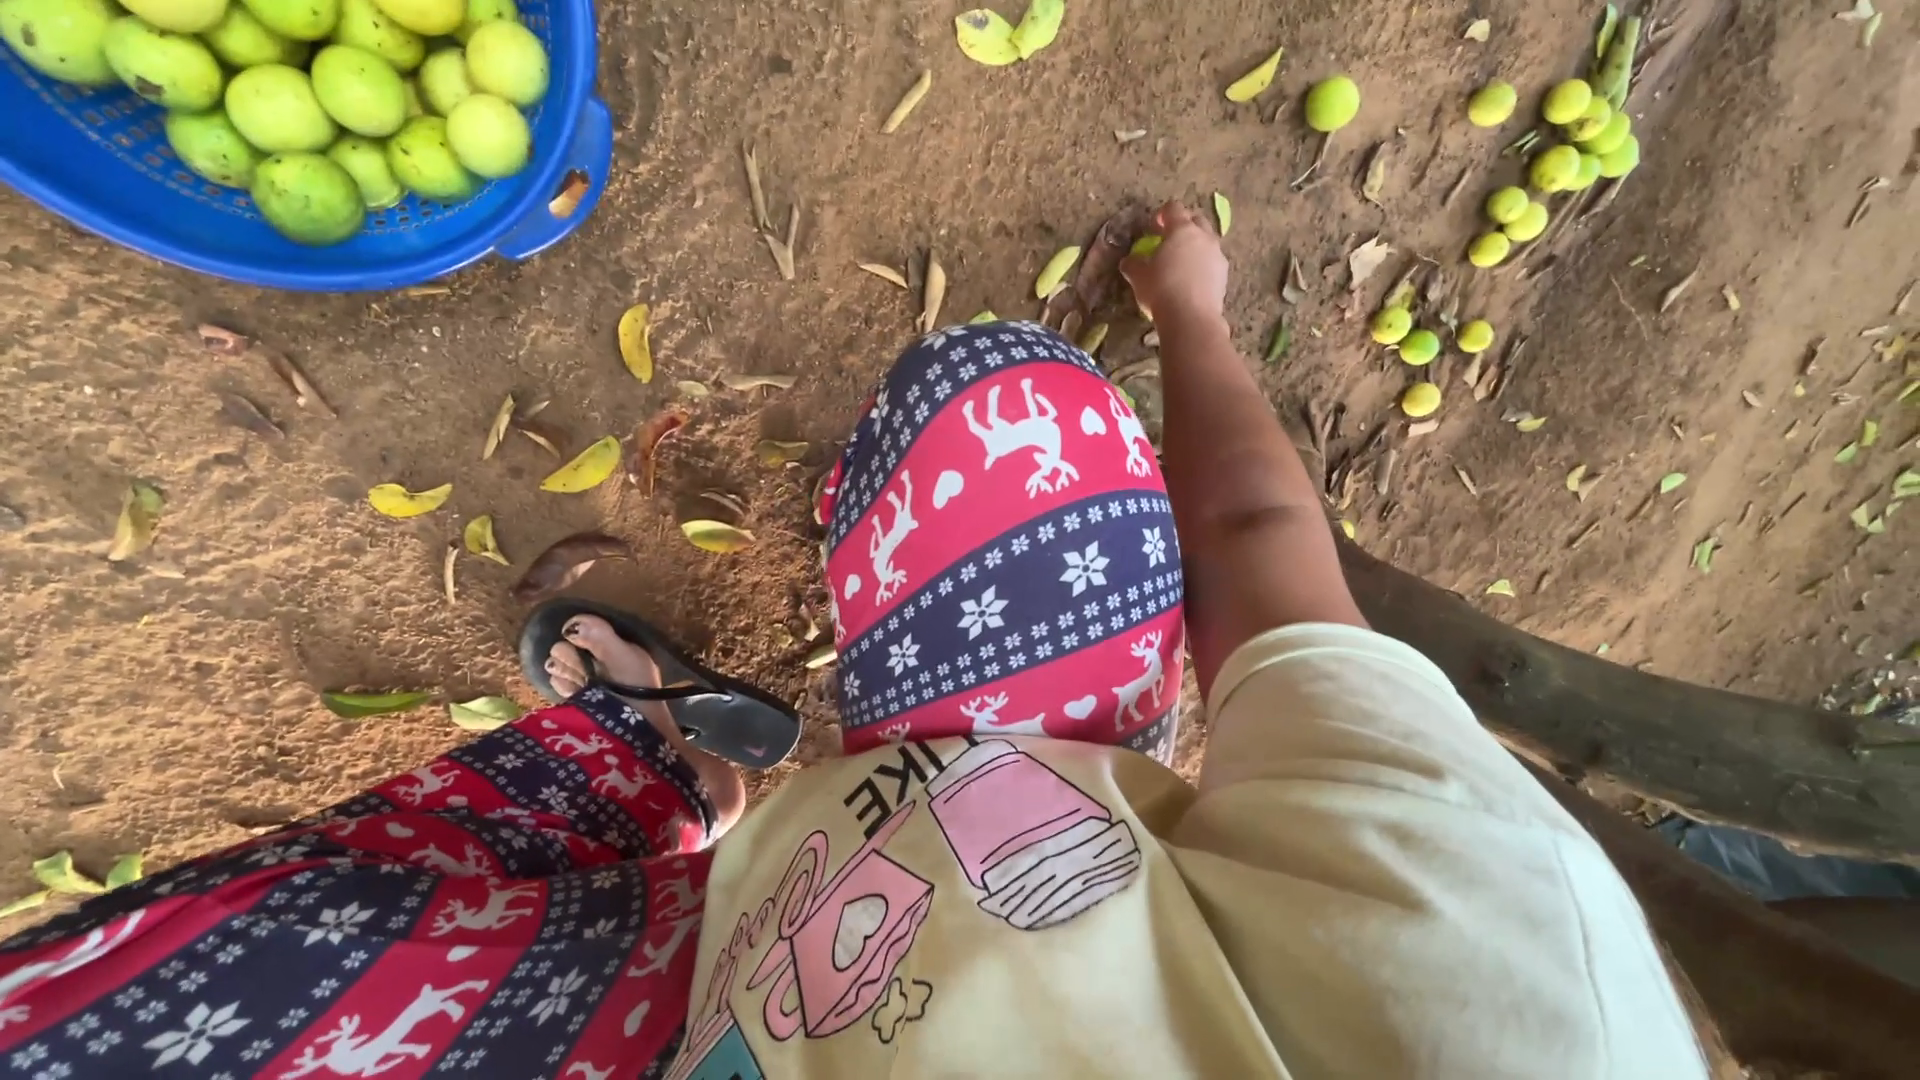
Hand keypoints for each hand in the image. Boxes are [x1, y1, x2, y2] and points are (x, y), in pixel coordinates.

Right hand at [1120, 200, 1228, 328]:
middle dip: (1183, 225)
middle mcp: (1203, 237)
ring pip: (1207, 241)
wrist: (1191, 317)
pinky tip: (1191, 280)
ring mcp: (1217, 254)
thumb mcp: (1139, 277)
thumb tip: (1128, 261)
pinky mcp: (1224, 274)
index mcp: (1181, 230)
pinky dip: (1202, 264)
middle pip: (1196, 220)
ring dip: (1195, 245)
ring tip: (1181, 262)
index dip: (1162, 214)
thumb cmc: (1161, 290)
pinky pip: (1212, 261)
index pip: (1173, 209)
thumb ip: (1133, 264)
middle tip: (1169, 240)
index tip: (1153, 227)